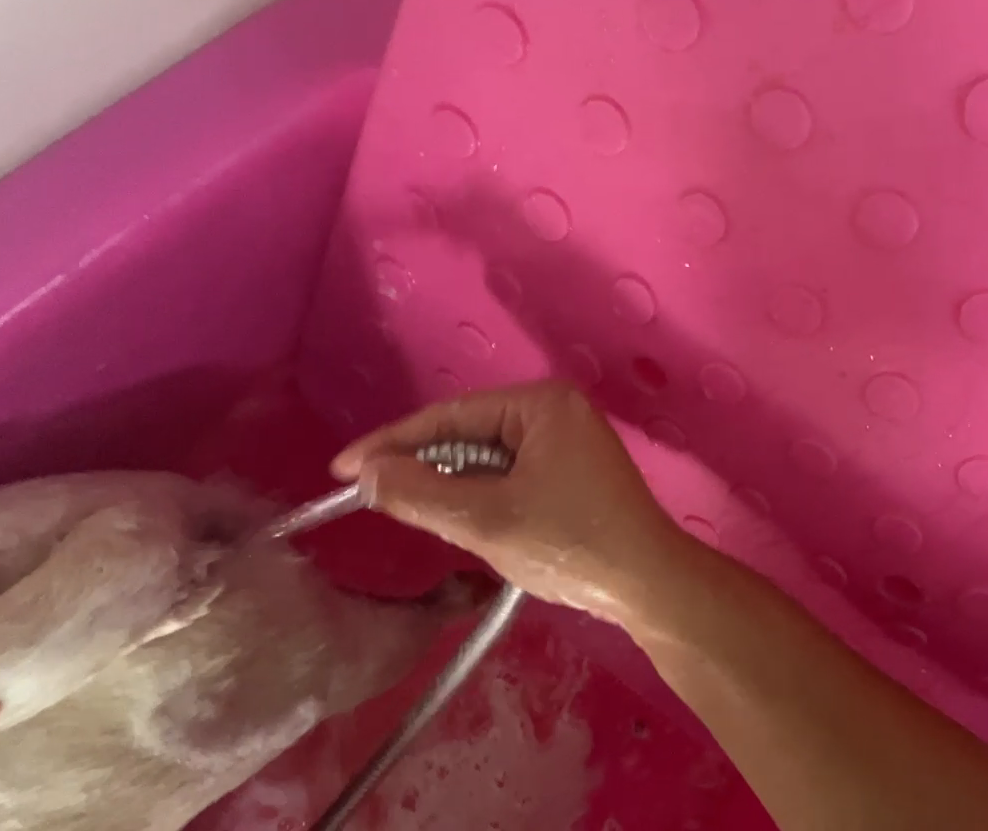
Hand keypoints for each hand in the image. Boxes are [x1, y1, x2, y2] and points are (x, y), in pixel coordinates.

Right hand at [332, 381, 697, 624]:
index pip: (452, 416)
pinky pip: (513, 471)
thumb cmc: (568, 543)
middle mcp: (559, 411)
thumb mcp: (485, 520)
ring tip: (403, 506)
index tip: (340, 471)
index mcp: (543, 404)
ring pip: (491, 456)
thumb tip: (369, 472)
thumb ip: (420, 492)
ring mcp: (572, 440)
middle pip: (471, 433)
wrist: (647, 582)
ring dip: (450, 482)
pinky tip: (457, 515)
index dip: (392, 443)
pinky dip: (481, 492)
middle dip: (421, 462)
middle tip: (366, 493)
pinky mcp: (576, 470)